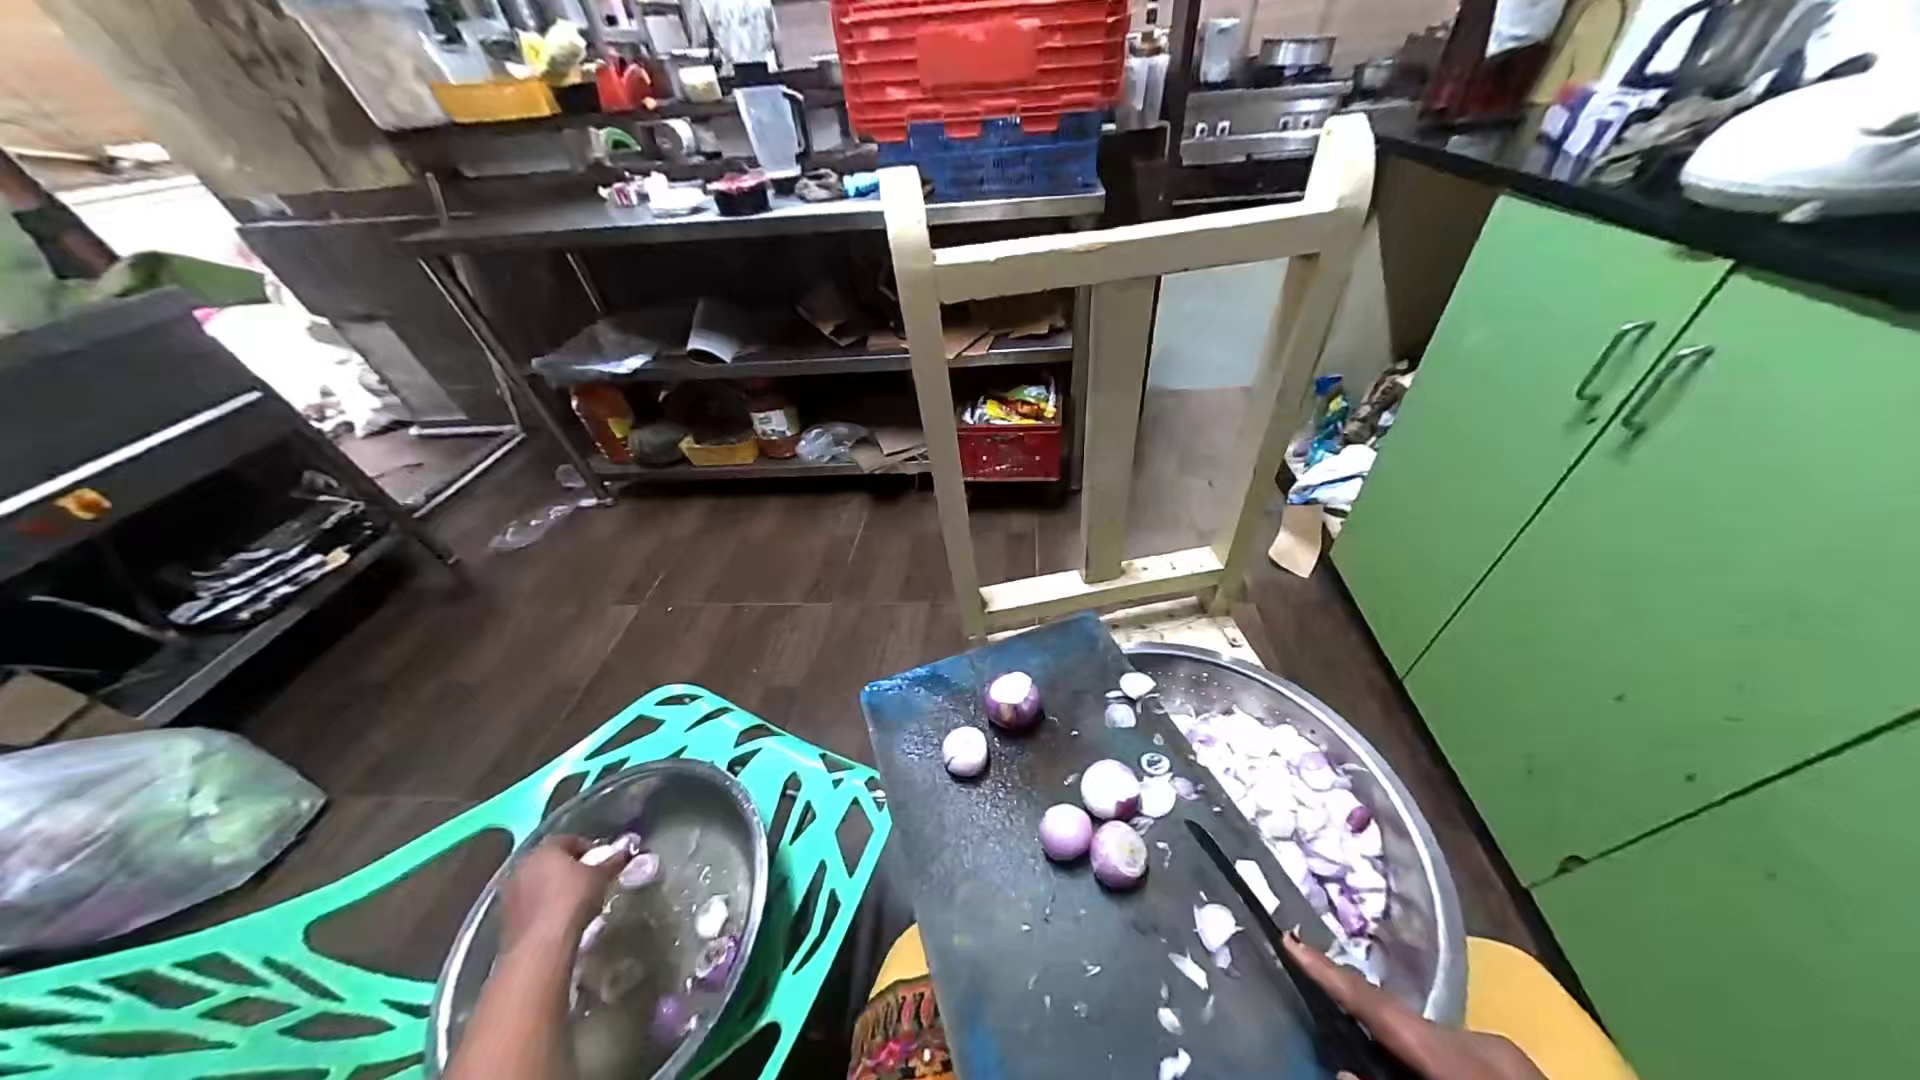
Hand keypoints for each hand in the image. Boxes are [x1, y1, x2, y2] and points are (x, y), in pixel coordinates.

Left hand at [498, 835, 629, 954]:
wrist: (540, 946)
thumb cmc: (573, 900)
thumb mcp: (601, 878)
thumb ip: (612, 862)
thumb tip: (626, 852)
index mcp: (545, 850)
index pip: (568, 839)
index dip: (587, 847)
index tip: (600, 859)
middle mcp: (522, 866)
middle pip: (549, 860)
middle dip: (567, 867)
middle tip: (587, 878)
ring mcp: (509, 893)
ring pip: (536, 882)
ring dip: (552, 887)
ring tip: (573, 900)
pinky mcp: (503, 918)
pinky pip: (527, 903)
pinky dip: (541, 905)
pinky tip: (556, 917)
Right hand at [1283, 933, 1545, 1079]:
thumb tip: (1340, 1072)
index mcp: (1467, 1057)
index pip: (1382, 1007)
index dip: (1330, 975)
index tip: (1289, 941)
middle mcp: (1487, 1043)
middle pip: (1404, 1022)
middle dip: (1362, 1019)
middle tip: (1322, 1006)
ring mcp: (1508, 1055)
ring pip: (1430, 1039)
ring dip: (1397, 1047)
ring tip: (1369, 1052)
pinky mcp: (1519, 1068)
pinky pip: (1456, 1054)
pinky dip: (1426, 1061)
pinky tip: (1412, 1070)